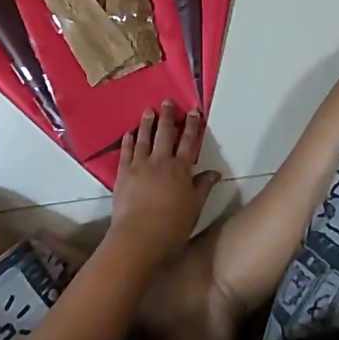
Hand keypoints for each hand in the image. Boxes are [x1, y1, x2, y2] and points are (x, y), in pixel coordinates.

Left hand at [108, 102, 221, 271]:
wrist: (139, 237)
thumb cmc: (172, 226)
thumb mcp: (194, 207)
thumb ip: (203, 187)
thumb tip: (215, 173)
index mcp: (181, 169)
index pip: (189, 142)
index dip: (192, 125)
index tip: (193, 111)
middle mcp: (160, 162)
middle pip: (165, 134)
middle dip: (168, 117)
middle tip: (168, 102)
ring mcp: (139, 166)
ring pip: (144, 138)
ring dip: (147, 123)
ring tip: (149, 110)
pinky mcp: (123, 174)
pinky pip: (126, 152)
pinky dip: (128, 141)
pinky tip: (129, 133)